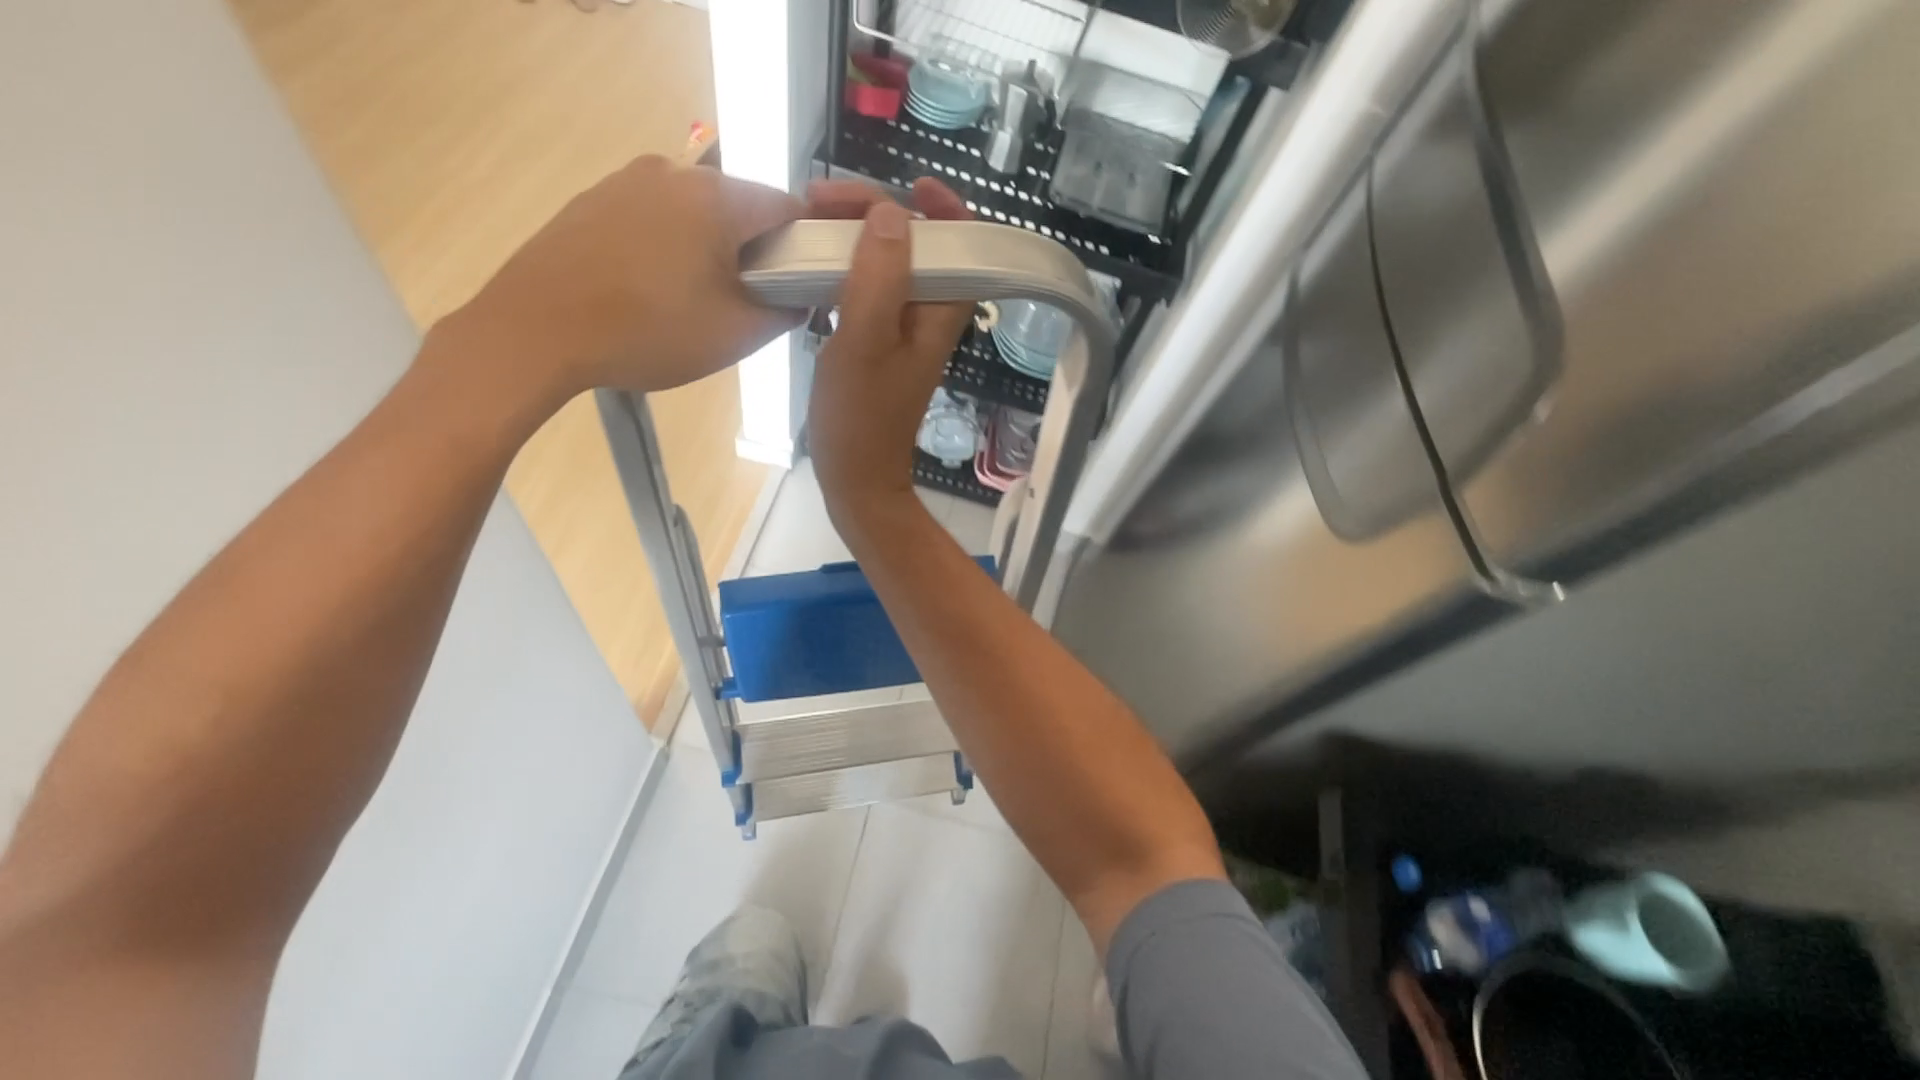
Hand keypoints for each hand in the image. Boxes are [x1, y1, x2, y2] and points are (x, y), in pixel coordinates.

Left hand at [434, 156, 801, 400]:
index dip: (806, 248)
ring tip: (691, 303)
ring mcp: (627, 181)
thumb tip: (802, 299)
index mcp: (718, 197)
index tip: (798, 288)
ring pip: (695, 213)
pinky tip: (649, 292)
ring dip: (709, 250)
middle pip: (740, 207)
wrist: (533, 332)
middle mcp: (675, 172)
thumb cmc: (646, 332)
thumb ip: (785, 313)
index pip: (790, 209)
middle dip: (754, 252)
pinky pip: (653, 218)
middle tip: (745, 305)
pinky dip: (667, 248)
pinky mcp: (593, 200)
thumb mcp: (734, 335)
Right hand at [807, 178, 973, 529]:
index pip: (963, 239)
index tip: (906, 184)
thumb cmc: (860, 415)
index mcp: (942, 309)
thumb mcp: (864, 341)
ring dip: (856, 234)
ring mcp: (905, 325)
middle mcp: (931, 311)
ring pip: (890, 260)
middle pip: (918, 241)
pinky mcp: (880, 337)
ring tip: (810, 221)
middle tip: (820, 202)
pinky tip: (814, 263)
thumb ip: (880, 277)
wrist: (855, 475)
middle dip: (877, 210)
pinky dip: (846, 265)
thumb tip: (891, 212)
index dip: (942, 204)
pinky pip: (870, 285)